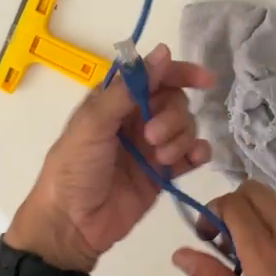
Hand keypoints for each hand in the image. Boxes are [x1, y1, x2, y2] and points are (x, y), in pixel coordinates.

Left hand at [7, 44, 214, 272]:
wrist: (72, 224)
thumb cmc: (74, 167)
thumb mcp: (93, 123)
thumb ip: (128, 89)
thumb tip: (163, 51)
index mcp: (116, 100)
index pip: (154, 75)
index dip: (179, 72)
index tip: (204, 79)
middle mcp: (135, 117)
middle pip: (174, 100)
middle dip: (172, 115)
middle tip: (152, 137)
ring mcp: (151, 146)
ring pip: (185, 126)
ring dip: (180, 137)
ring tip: (161, 157)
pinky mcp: (163, 173)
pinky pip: (191, 155)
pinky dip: (198, 153)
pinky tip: (195, 160)